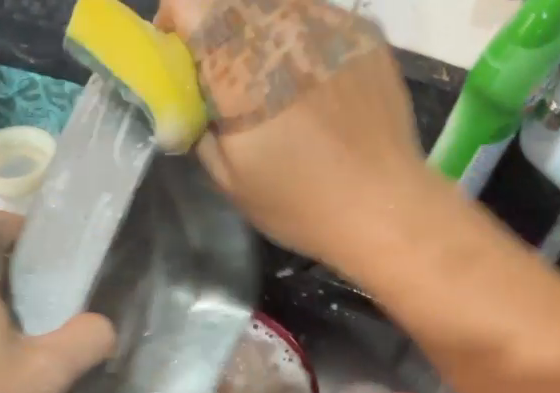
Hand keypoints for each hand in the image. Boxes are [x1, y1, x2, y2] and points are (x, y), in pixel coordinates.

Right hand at [160, 0, 432, 266]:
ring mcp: (330, 23)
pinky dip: (302, 38)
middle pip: (233, 2)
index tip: (179, 54)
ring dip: (261, 31)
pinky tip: (313, 84)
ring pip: (278, 4)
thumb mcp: (229, 179)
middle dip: (218, 30)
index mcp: (241, 68)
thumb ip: (198, 126)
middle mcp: (284, 28)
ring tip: (272, 81)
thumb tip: (187, 98)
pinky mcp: (363, 29)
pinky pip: (318, 16)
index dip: (176, 21)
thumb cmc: (298, 204)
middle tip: (224, 77)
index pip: (191, 4)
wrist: (383, 205)